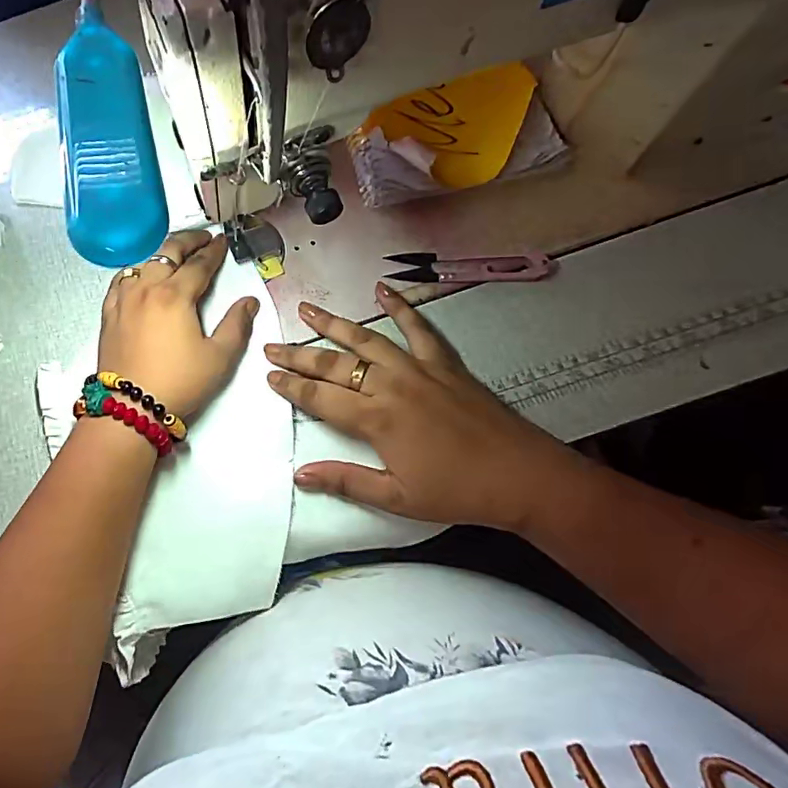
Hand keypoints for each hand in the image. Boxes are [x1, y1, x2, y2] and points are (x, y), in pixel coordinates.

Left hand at [97, 231, 257, 419]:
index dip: (213, 251)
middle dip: (188, 241)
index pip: (199, 264)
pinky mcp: (109, 315)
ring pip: (143, 263)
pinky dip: (135, 272)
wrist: (130, 408)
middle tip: (203, 238)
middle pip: (168, 252)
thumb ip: (237, 326)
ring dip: (162, 254)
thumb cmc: (178, 384)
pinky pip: (120, 281)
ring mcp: (124, 301)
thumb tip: (248, 303)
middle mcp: (146, 290)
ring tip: (175, 255)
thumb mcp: (219, 358)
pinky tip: (140, 276)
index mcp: (175, 296)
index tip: (221, 242)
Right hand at [264, 284, 586, 531]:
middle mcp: (390, 384)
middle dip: (298, 355)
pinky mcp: (444, 362)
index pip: (319, 398)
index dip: (290, 387)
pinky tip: (383, 290)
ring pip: (366, 339)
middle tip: (271, 345)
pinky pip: (418, 327)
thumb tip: (299, 475)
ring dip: (334, 324)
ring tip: (307, 310)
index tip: (268, 376)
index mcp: (375, 419)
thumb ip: (346, 481)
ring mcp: (418, 368)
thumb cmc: (456, 491)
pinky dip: (400, 306)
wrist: (518, 474)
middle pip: (334, 365)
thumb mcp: (396, 498)